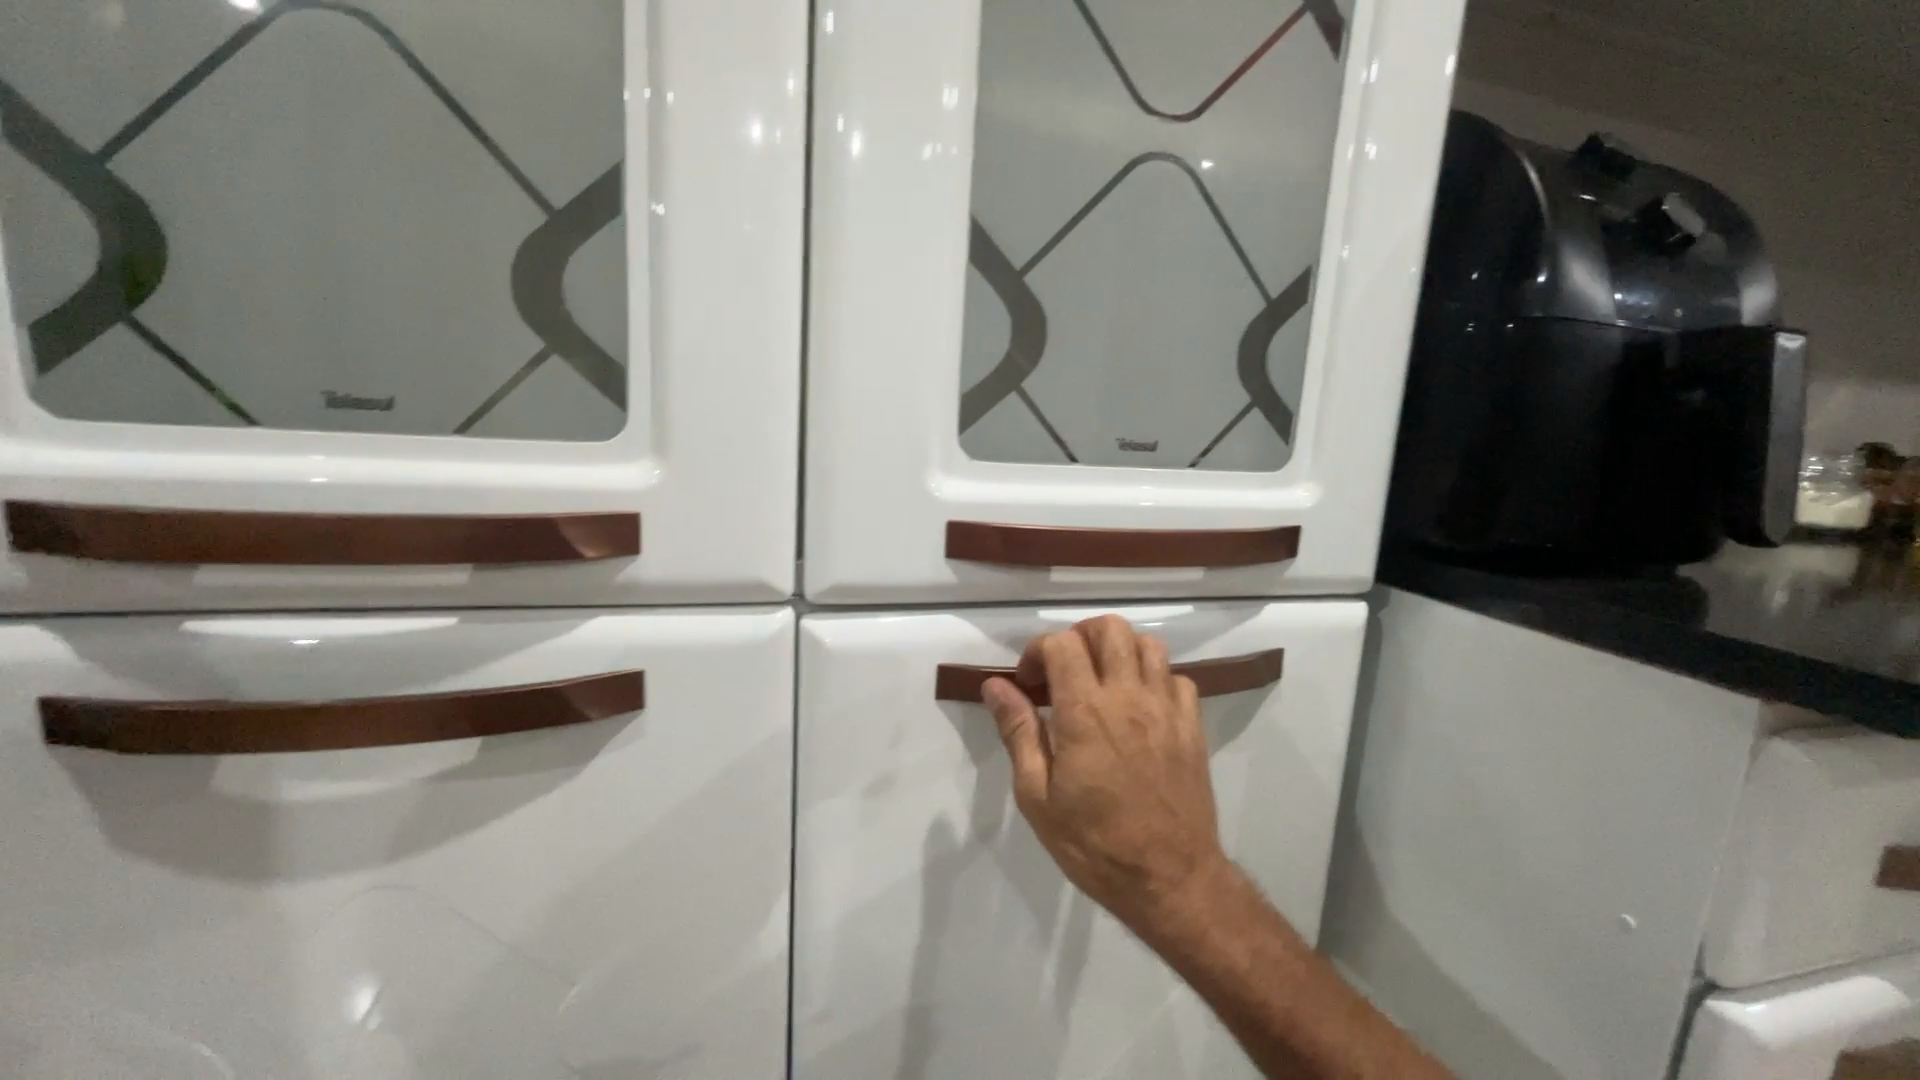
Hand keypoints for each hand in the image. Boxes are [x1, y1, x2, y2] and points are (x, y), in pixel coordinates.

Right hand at [983, 615, 1231, 931]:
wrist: (1170, 879)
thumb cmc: (1094, 844)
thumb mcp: (1037, 796)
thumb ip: (1018, 732)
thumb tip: (996, 685)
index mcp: (1085, 712)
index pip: (1062, 644)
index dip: (1038, 652)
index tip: (1029, 684)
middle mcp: (1129, 697)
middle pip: (1110, 629)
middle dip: (1079, 637)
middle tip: (1063, 672)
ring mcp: (1167, 708)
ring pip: (1148, 645)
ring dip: (1118, 652)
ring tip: (1101, 683)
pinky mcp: (1193, 726)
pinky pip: (1177, 677)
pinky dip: (1154, 679)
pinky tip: (1139, 707)